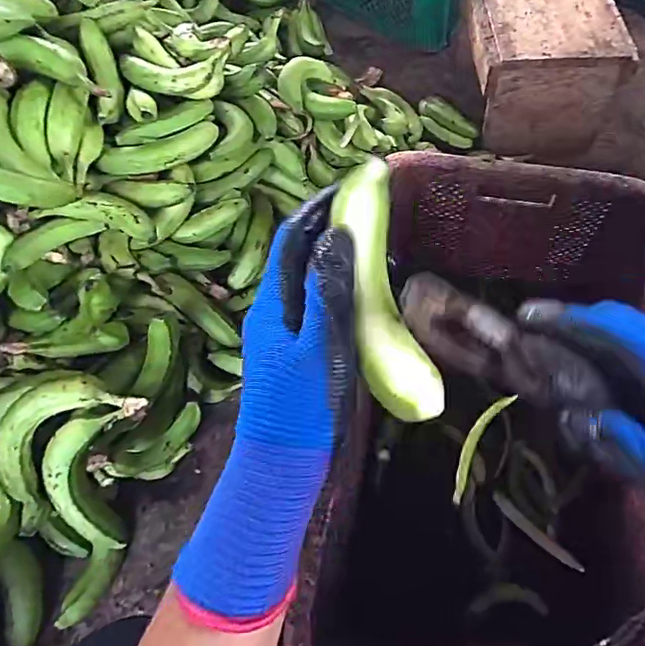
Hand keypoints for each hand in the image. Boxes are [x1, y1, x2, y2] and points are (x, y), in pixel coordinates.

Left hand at [172, 189, 353, 629]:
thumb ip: (327, 292)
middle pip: (298, 252)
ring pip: (309, 275)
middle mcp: (275, 308)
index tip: (348, 184)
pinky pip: (318, 298)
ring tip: (370, 232)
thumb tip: (337, 234)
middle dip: (328, 222)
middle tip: (366, 203)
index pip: (291, 238)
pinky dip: (340, 279)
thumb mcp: (319, 347)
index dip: (317, 207)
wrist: (284, 461)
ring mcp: (285, 327)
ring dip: (334, 249)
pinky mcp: (299, 344)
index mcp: (274, 303)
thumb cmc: (301, 406)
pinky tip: (364, 283)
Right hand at [522, 300, 644, 600]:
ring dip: (586, 327)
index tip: (529, 316)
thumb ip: (622, 441)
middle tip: (528, 324)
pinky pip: (636, 342)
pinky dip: (603, 341)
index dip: (568, 318)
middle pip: (617, 318)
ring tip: (546, 336)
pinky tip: (581, 354)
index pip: (615, 326)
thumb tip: (575, 416)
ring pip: (626, 326)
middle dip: (570, 318)